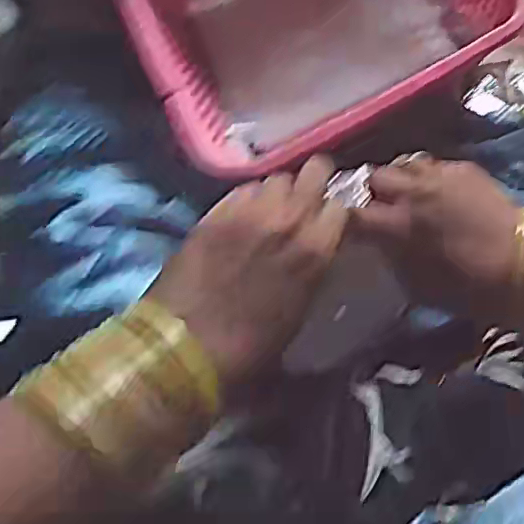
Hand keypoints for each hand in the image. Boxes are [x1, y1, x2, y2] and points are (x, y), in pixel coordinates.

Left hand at [144, 156, 346, 391]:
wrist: (183, 352)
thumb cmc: (250, 349)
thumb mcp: (301, 311)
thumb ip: (315, 267)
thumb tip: (318, 249)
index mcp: (314, 251)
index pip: (340, 206)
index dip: (333, 213)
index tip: (327, 222)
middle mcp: (288, 221)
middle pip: (315, 170)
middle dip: (315, 180)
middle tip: (307, 196)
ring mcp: (249, 212)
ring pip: (277, 178)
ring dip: (279, 192)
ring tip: (271, 210)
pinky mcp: (215, 213)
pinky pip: (243, 189)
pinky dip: (248, 199)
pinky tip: (242, 218)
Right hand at [351, 155, 520, 307]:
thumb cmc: (472, 287)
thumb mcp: (419, 286)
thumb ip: (392, 257)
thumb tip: (382, 243)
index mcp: (397, 223)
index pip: (352, 212)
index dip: (346, 219)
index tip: (349, 227)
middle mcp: (414, 190)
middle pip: (374, 176)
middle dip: (373, 191)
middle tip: (381, 207)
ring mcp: (440, 173)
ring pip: (404, 162)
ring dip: (401, 178)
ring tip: (408, 193)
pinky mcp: (464, 167)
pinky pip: (434, 164)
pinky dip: (429, 176)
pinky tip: (439, 191)